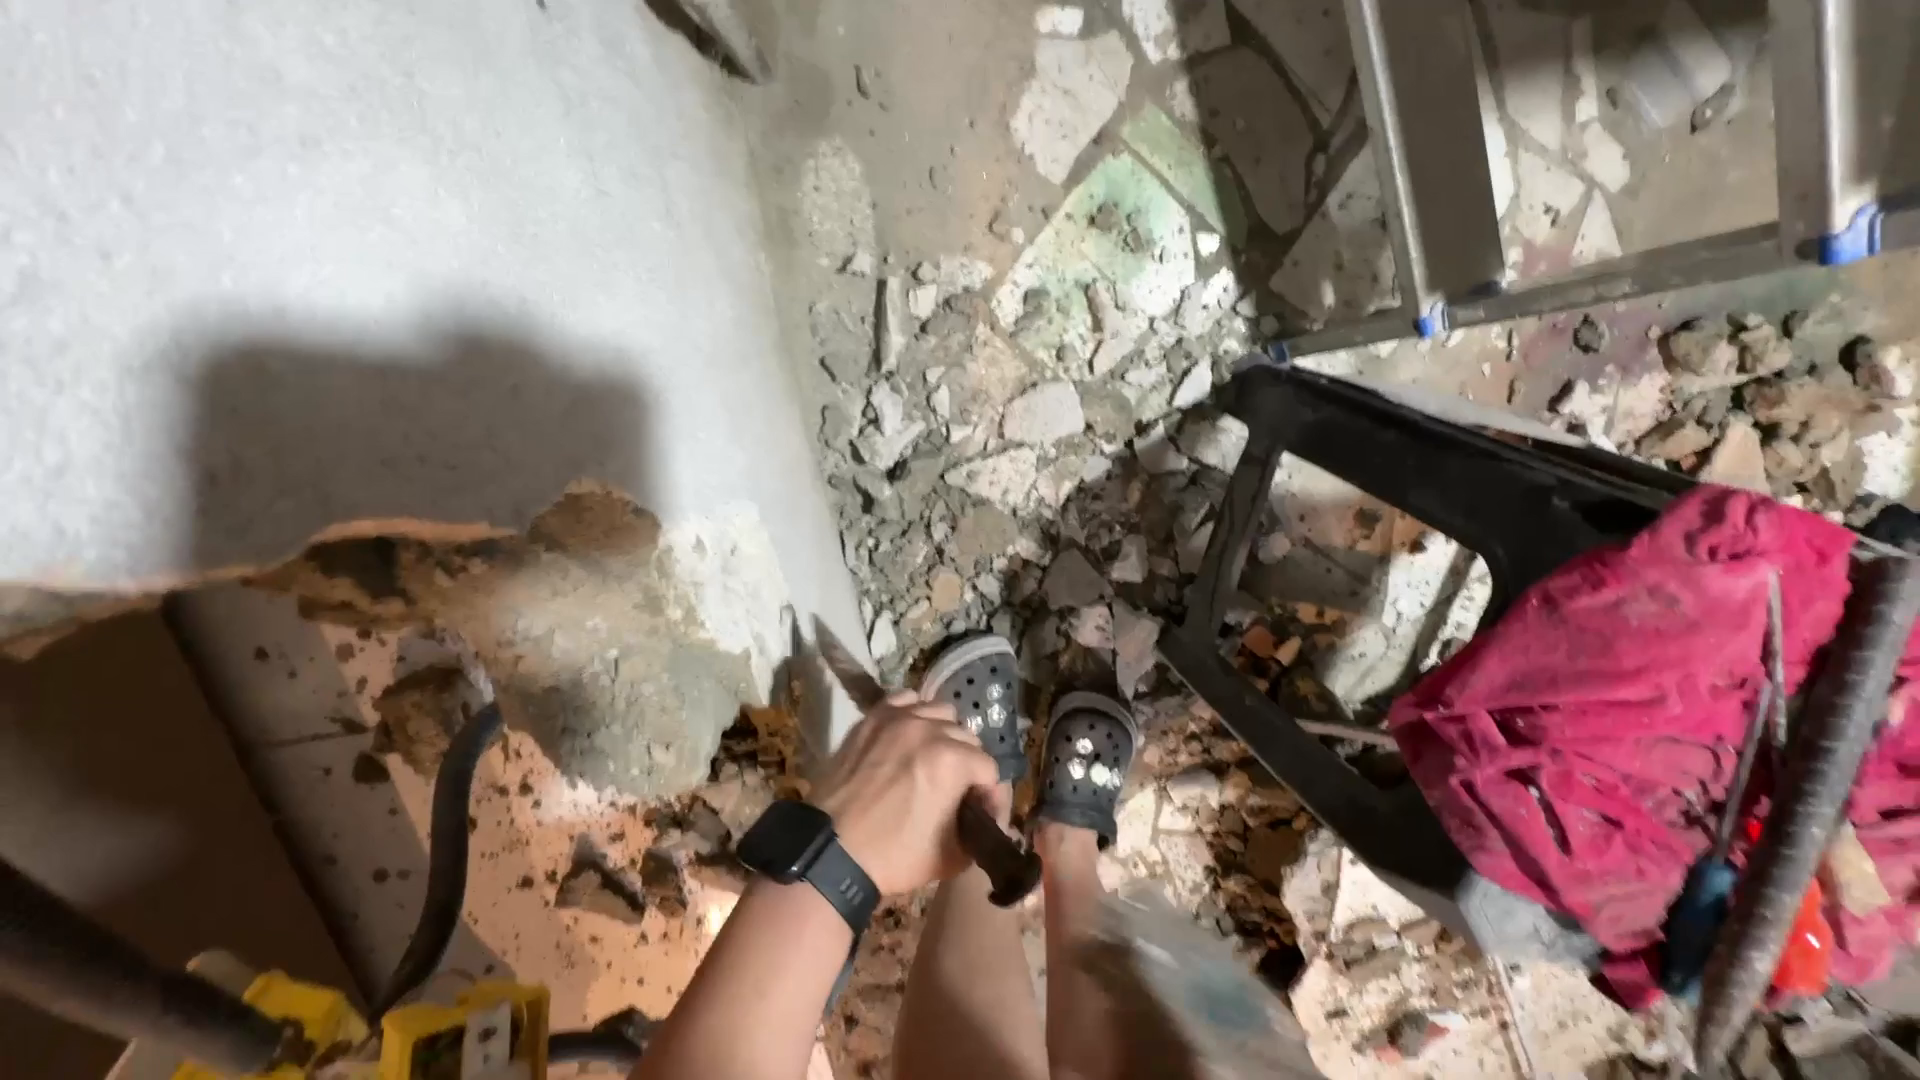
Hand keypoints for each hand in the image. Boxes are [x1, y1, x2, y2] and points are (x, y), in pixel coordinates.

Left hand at [810, 690, 1005, 894]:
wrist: (831, 852)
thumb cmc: (894, 856)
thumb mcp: (952, 855)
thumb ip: (981, 829)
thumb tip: (990, 814)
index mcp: (953, 761)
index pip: (989, 768)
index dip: (989, 794)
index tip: (980, 812)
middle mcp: (929, 729)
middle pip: (968, 739)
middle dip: (969, 765)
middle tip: (955, 791)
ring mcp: (898, 719)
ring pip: (939, 713)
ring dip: (944, 736)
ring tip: (932, 761)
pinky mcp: (872, 719)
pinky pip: (906, 700)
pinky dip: (914, 714)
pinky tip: (910, 737)